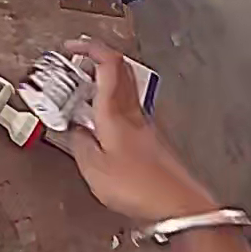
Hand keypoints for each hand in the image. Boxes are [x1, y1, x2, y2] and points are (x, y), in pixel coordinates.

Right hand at [61, 39, 217, 223]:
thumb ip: (80, 144)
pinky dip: (112, 101)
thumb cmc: (139, 186)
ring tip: (86, 88)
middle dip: (97, 56)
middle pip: (120, 67)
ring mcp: (144, 123)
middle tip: (79, 59)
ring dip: (105, 78)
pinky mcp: (150, 137)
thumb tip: (73, 131)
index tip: (73, 45)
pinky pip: (129, 106)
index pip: (108, 62)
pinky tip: (103, 119)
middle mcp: (132, 111)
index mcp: (116, 111)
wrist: (177, 205)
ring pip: (125, 85)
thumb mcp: (94, 168)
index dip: (90, 47)